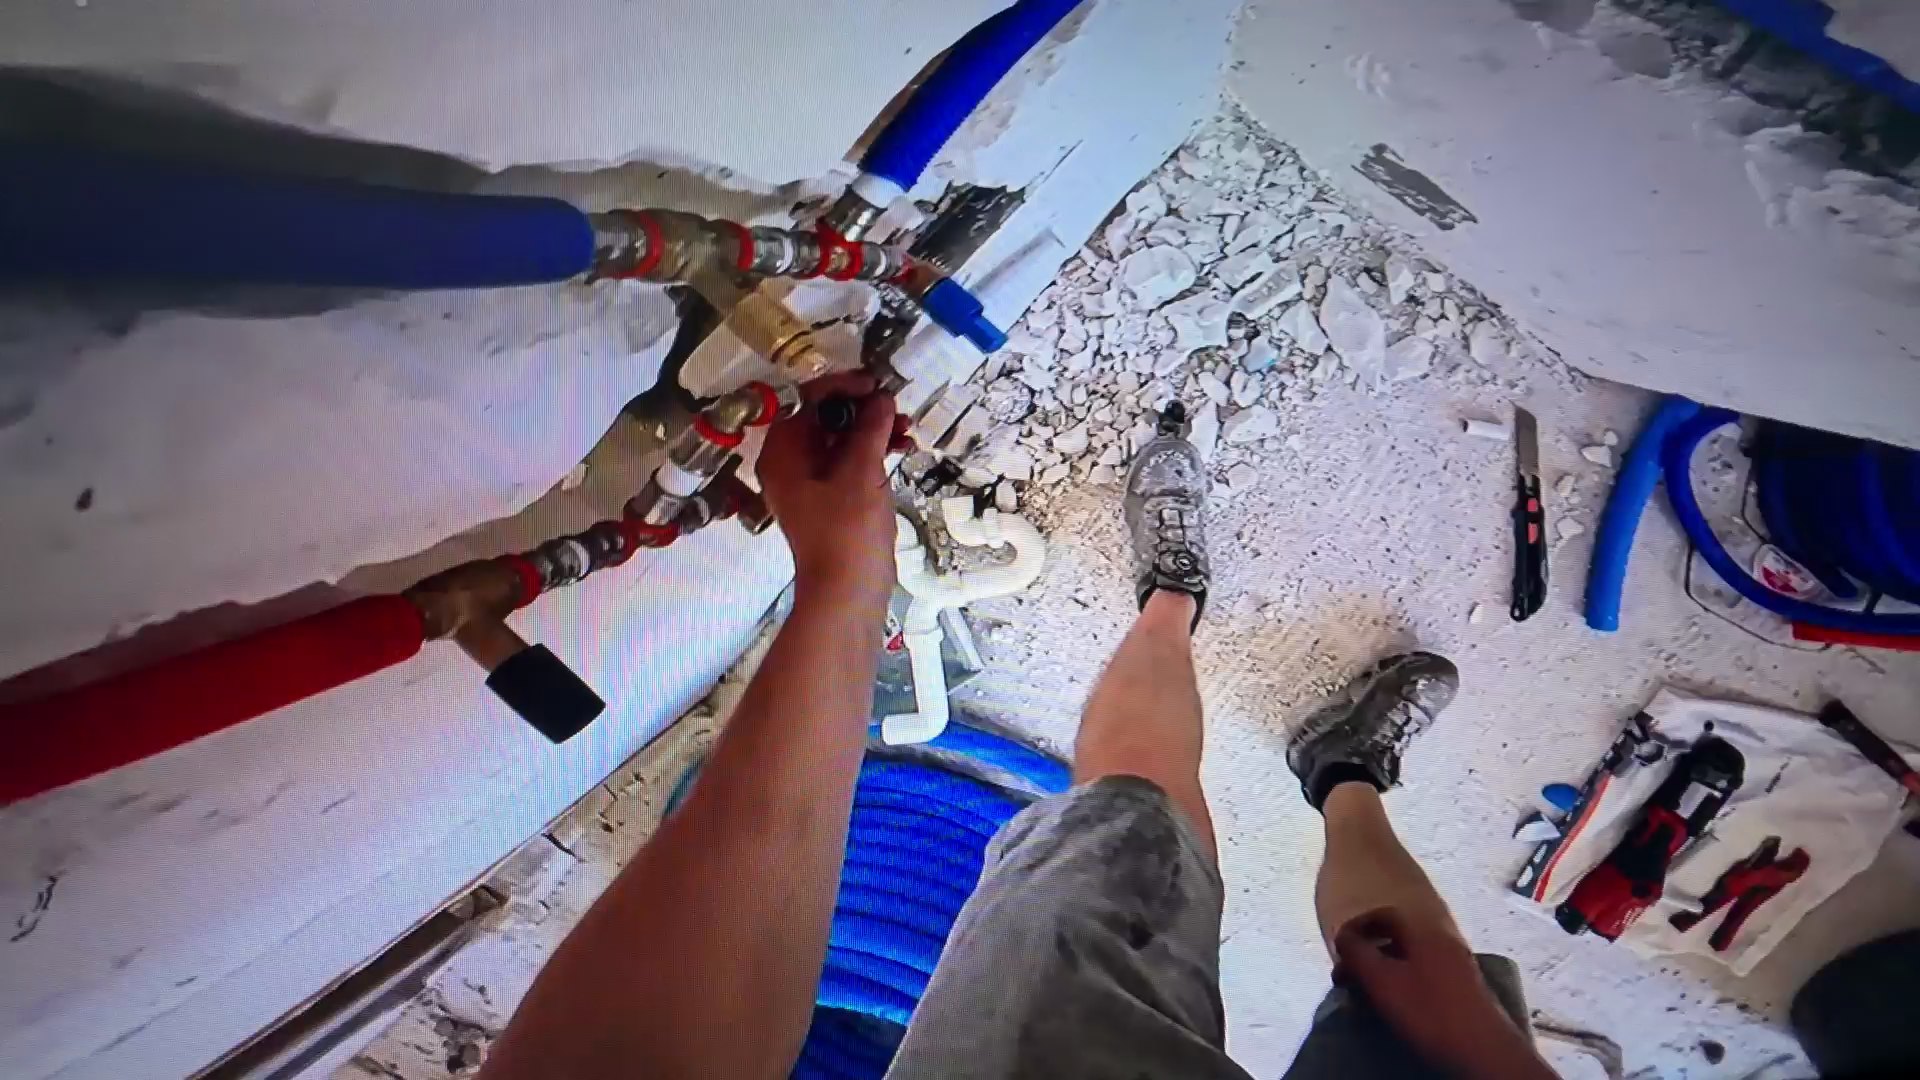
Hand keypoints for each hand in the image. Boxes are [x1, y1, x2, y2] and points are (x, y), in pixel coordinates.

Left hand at [756, 372, 898, 612]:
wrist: (848, 591)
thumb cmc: (847, 532)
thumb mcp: (860, 472)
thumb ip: (870, 428)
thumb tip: (882, 398)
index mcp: (783, 453)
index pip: (806, 400)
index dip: (842, 386)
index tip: (876, 384)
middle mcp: (790, 463)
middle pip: (823, 418)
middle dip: (862, 408)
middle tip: (896, 405)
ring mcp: (810, 482)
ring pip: (839, 439)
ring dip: (872, 429)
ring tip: (906, 428)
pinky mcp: (831, 498)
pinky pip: (847, 461)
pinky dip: (872, 452)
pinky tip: (901, 447)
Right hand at [1333, 909, 1556, 1079]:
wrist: (1489, 1058)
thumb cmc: (1429, 1011)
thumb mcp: (1381, 979)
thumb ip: (1356, 952)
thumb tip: (1343, 937)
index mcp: (1424, 931)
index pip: (1383, 914)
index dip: (1357, 926)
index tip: (1340, 946)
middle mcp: (1445, 943)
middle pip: (1397, 937)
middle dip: (1369, 952)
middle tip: (1349, 973)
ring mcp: (1461, 969)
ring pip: (1412, 959)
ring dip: (1386, 970)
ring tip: (1369, 991)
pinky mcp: (1469, 995)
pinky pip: (1427, 977)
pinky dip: (1405, 983)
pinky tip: (1398, 1004)